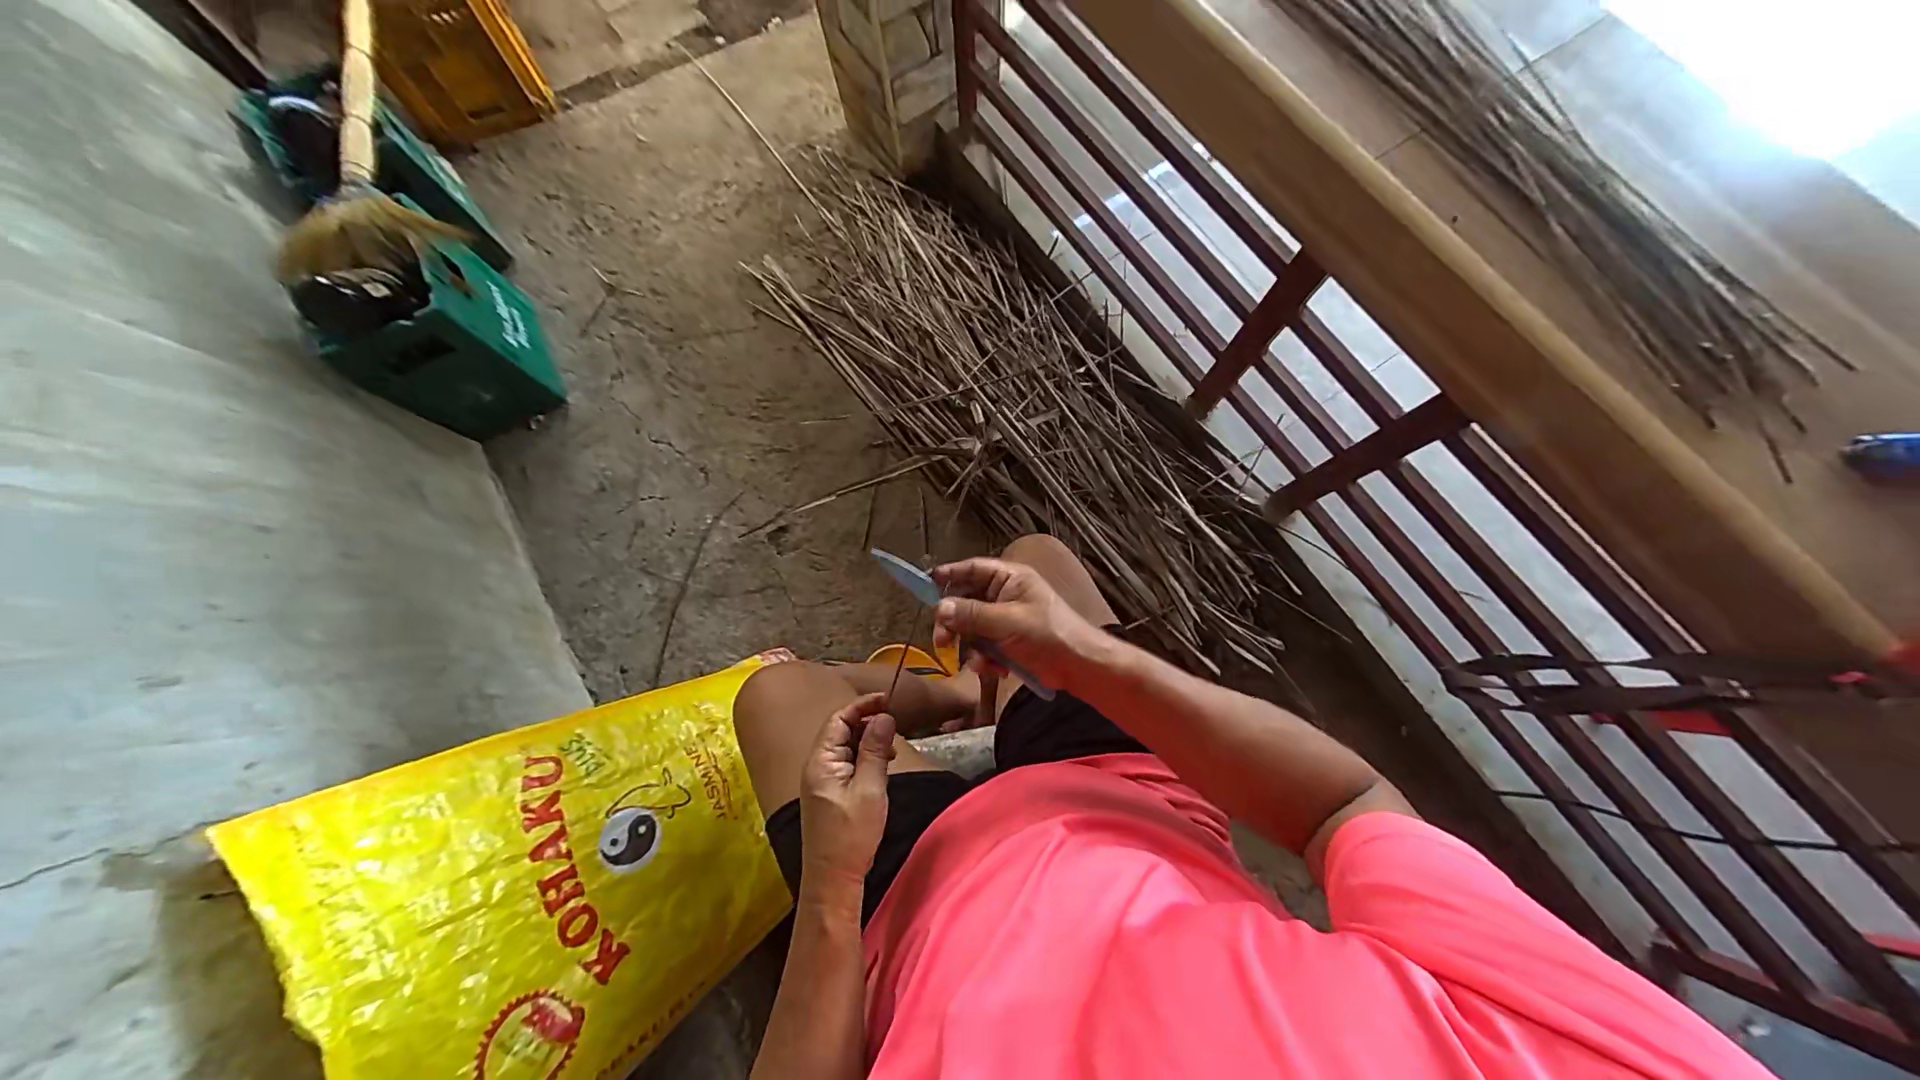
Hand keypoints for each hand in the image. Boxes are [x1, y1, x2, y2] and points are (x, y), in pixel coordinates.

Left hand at [798, 693, 895, 894]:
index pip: (839, 718)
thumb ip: (875, 750)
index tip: (888, 699)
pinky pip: (845, 761)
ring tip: (891, 747)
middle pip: (839, 728)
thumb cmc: (851, 835)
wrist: (832, 879)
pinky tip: (881, 764)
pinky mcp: (827, 792)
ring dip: (866, 739)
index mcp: (820, 761)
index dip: (863, 704)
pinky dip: (863, 755)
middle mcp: (815, 765)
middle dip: (866, 720)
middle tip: (894, 722)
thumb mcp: (870, 789)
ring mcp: (820, 779)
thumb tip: (884, 717)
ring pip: (843, 745)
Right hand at [931, 557, 1100, 690]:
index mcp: (1009, 578)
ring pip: (972, 628)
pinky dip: (985, 659)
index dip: (948, 575)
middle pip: (966, 601)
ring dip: (970, 646)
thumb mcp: (1006, 621)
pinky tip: (994, 670)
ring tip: (977, 662)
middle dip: (954, 622)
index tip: (925, 585)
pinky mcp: (1008, 642)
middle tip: (942, 641)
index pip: (971, 569)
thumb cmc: (1048, 634)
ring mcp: (1006, 619)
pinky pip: (984, 646)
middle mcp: (1005, 594)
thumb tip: (940, 609)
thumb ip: (971, 615)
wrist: (1079, 667)